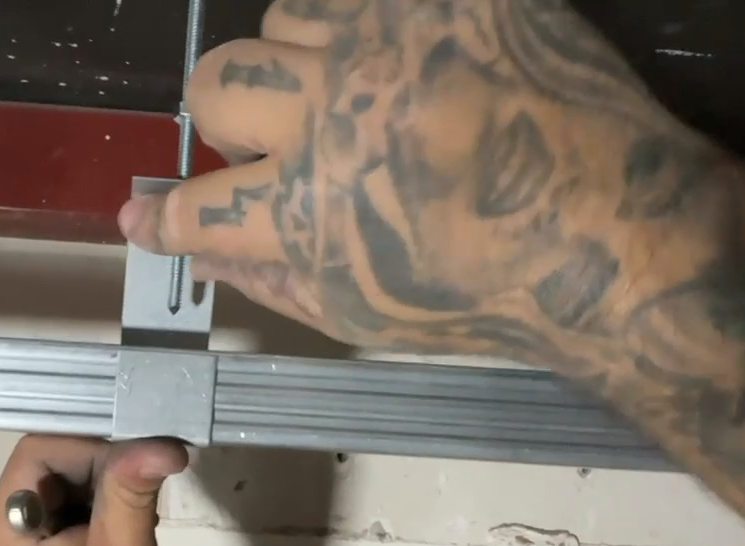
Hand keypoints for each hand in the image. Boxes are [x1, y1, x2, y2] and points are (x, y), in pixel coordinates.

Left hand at [0, 436, 189, 545]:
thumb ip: (132, 491)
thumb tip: (161, 442)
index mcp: (5, 537)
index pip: (34, 456)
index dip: (87, 447)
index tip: (137, 459)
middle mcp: (6, 542)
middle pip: (47, 472)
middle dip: (101, 469)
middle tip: (147, 483)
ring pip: (65, 494)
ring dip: (108, 491)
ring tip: (145, 511)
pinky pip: (74, 522)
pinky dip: (106, 514)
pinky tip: (136, 528)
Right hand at [118, 0, 744, 369]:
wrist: (600, 239)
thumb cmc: (468, 299)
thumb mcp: (353, 316)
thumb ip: (265, 281)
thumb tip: (197, 254)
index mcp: (307, 213)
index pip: (194, 207)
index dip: (160, 218)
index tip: (144, 217)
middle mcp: (335, 115)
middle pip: (216, 84)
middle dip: (223, 123)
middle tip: (265, 148)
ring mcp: (394, 43)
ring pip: (279, 20)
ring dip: (289, 67)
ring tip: (335, 100)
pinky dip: (347, 24)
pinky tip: (379, 62)